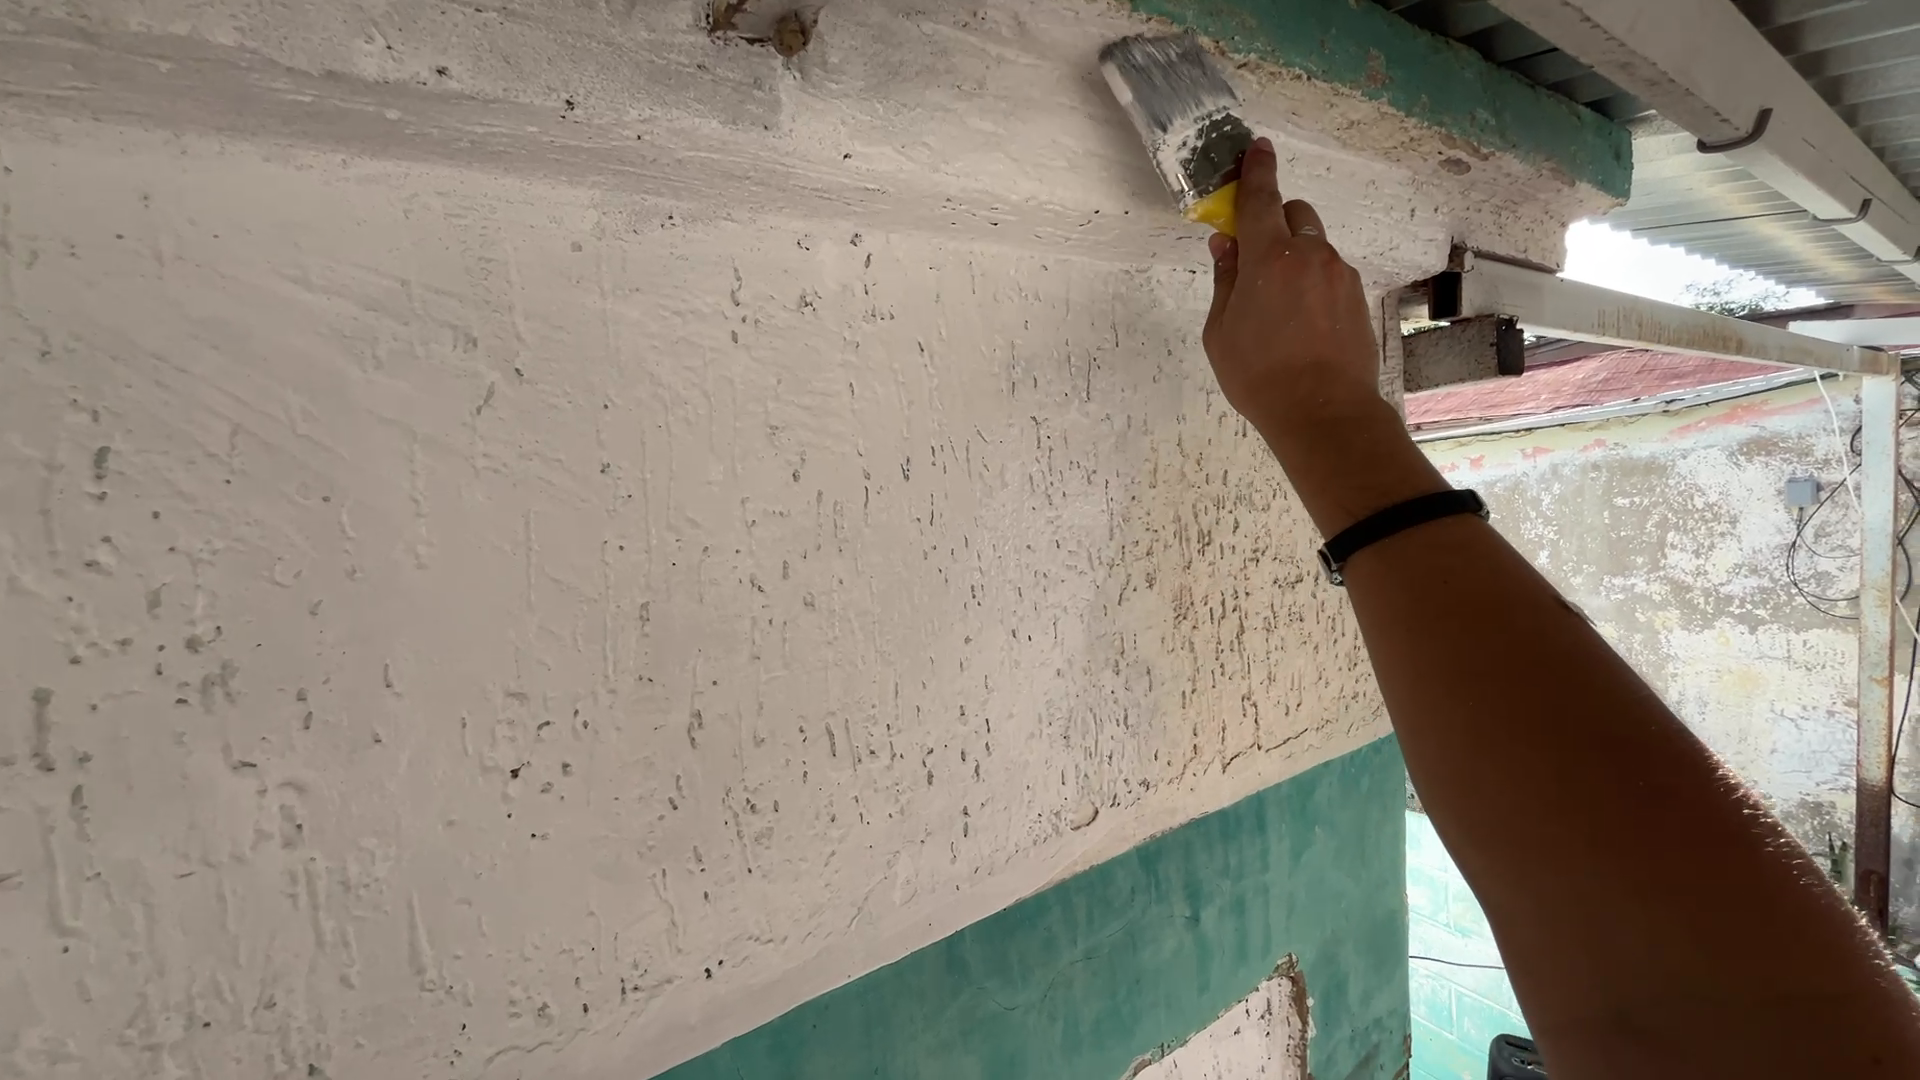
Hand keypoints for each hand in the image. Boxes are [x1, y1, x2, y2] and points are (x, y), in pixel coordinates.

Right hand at [1201, 137, 1380, 441]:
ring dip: (1295, 259)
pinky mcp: (1357, 296)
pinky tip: (1302, 325)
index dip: (1256, 171)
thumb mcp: (1220, 332)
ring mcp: (1339, 274)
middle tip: (1257, 258)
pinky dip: (1313, 283)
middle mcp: (1310, 255)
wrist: (1322, 410)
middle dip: (1276, 222)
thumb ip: (1225, 281)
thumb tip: (1226, 245)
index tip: (1257, 148)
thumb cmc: (1257, 375)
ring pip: (1314, 247)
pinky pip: (1329, 274)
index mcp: (1269, 259)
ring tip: (1279, 309)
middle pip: (1295, 214)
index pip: (1261, 200)